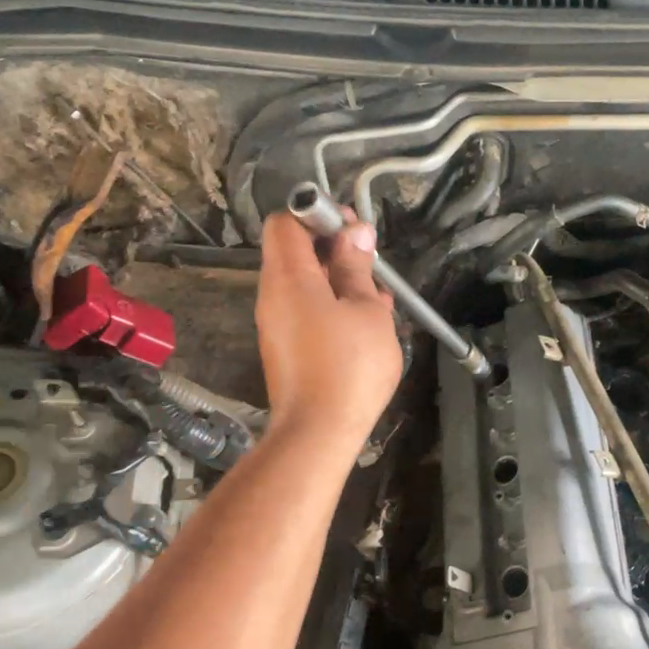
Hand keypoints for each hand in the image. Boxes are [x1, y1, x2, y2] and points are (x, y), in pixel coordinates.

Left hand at [256, 210, 402, 449]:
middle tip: (371, 264)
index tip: (354, 231)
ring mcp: (276, 326)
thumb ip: (358, 268)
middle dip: (334, 250)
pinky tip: (364, 326)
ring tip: (376, 298)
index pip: (286, 222)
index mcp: (288, 277)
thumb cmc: (349, 366)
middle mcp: (272, 296)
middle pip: (295, 253)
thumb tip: (356, 233)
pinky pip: (306, 314)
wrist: (319, 431)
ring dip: (339, 283)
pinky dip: (332, 309)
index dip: (319, 216)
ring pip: (305, 286)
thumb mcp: (366, 310)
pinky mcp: (285, 351)